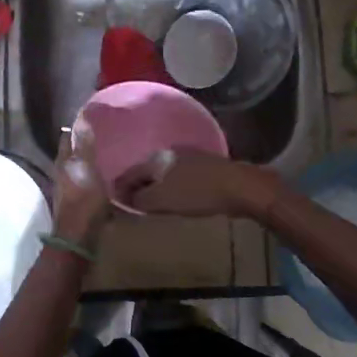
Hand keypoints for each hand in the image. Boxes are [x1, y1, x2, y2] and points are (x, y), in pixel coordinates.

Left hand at [51, 127, 110, 245]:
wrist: (79, 238)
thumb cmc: (84, 201)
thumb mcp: (87, 170)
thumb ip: (84, 146)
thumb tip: (80, 118)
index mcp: (63, 163)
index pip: (66, 138)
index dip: (76, 127)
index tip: (92, 118)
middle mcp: (62, 174)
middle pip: (71, 153)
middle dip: (84, 143)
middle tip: (103, 133)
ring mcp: (69, 189)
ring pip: (79, 168)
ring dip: (90, 160)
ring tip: (109, 152)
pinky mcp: (78, 202)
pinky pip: (86, 182)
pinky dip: (95, 175)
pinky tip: (108, 176)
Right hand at [116, 149, 279, 218]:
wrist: (241, 187)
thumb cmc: (197, 193)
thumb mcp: (162, 200)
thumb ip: (140, 199)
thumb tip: (126, 199)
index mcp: (155, 158)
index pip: (128, 173)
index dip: (119, 188)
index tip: (114, 203)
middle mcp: (169, 152)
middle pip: (146, 171)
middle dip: (138, 186)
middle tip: (132, 204)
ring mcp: (190, 156)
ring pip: (163, 172)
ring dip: (156, 186)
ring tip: (153, 203)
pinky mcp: (206, 166)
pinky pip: (180, 177)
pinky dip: (173, 187)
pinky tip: (177, 197)